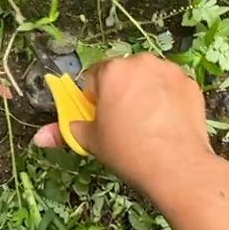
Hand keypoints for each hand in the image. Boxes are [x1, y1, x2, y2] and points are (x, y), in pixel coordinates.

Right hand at [31, 53, 228, 209]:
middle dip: (121, 93)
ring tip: (148, 125)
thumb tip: (38, 138)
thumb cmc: (127, 150)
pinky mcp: (191, 83)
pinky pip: (171, 88)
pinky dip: (168, 100)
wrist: (177, 167)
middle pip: (123, 75)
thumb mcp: (92, 141)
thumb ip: (64, 132)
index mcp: (112, 70)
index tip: (103, 120)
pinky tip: (168, 124)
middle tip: (125, 124)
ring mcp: (169, 71)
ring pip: (148, 79)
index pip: (94, 79)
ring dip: (145, 93)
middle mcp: (140, 61)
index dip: (96, 101)